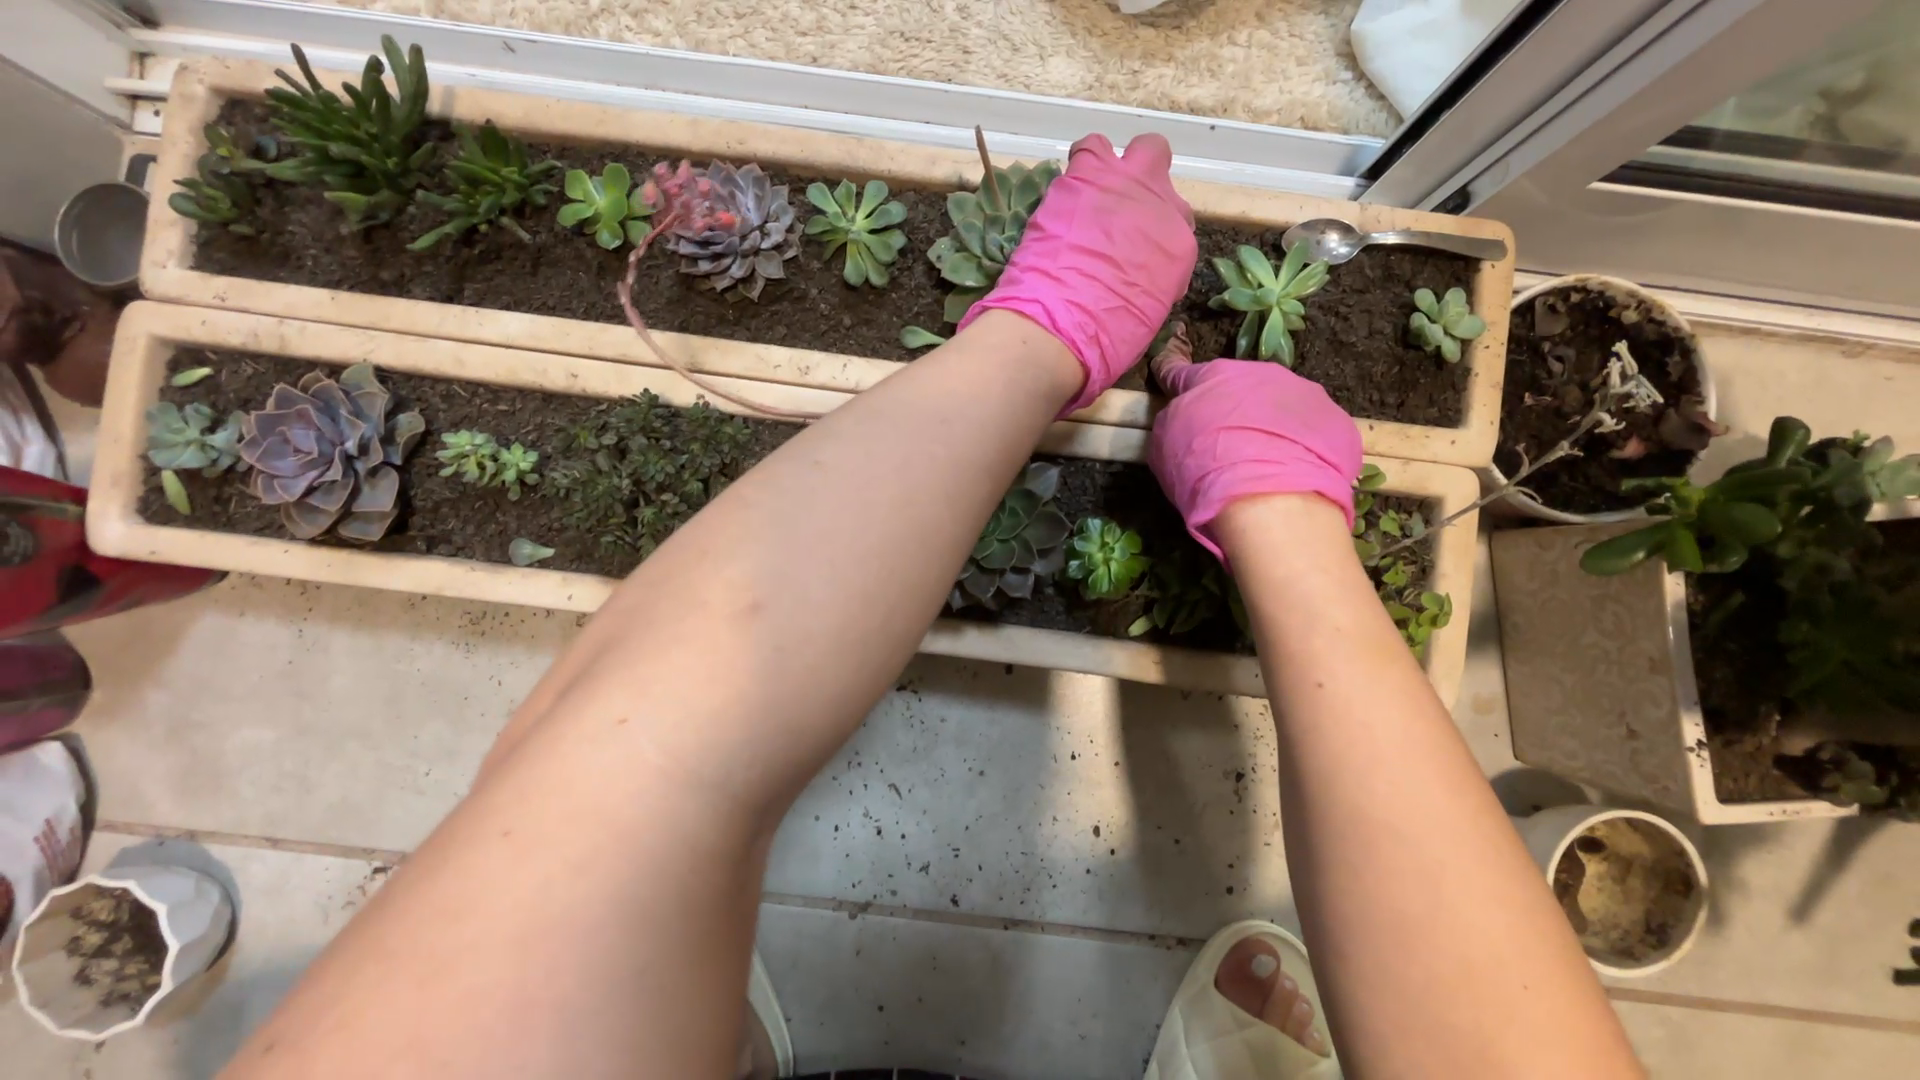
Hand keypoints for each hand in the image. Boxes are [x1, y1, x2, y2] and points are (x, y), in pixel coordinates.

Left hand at [959, 133, 1196, 414]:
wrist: (1062, 326)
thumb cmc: (1104, 339)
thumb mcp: (1144, 317)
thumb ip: (1147, 285)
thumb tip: (1134, 282)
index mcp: (1180, 251)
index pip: (1175, 232)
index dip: (1150, 241)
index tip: (1129, 256)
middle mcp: (1165, 211)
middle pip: (1168, 184)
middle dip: (1148, 189)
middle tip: (1119, 214)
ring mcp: (1130, 187)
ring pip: (1143, 150)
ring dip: (1120, 167)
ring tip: (1092, 194)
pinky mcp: (1089, 175)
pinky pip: (1091, 148)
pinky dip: (1082, 165)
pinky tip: (1066, 191)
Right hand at [1148, 329, 1362, 559]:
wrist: (1270, 497)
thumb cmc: (1204, 468)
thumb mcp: (1164, 446)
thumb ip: (1171, 422)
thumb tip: (1180, 418)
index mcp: (1212, 374)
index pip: (1181, 370)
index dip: (1172, 377)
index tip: (1170, 381)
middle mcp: (1259, 373)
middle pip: (1236, 386)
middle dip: (1227, 405)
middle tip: (1223, 442)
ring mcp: (1301, 392)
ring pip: (1275, 404)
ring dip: (1266, 423)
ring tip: (1263, 459)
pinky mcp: (1333, 418)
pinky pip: (1306, 427)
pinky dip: (1296, 442)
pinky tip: (1290, 468)